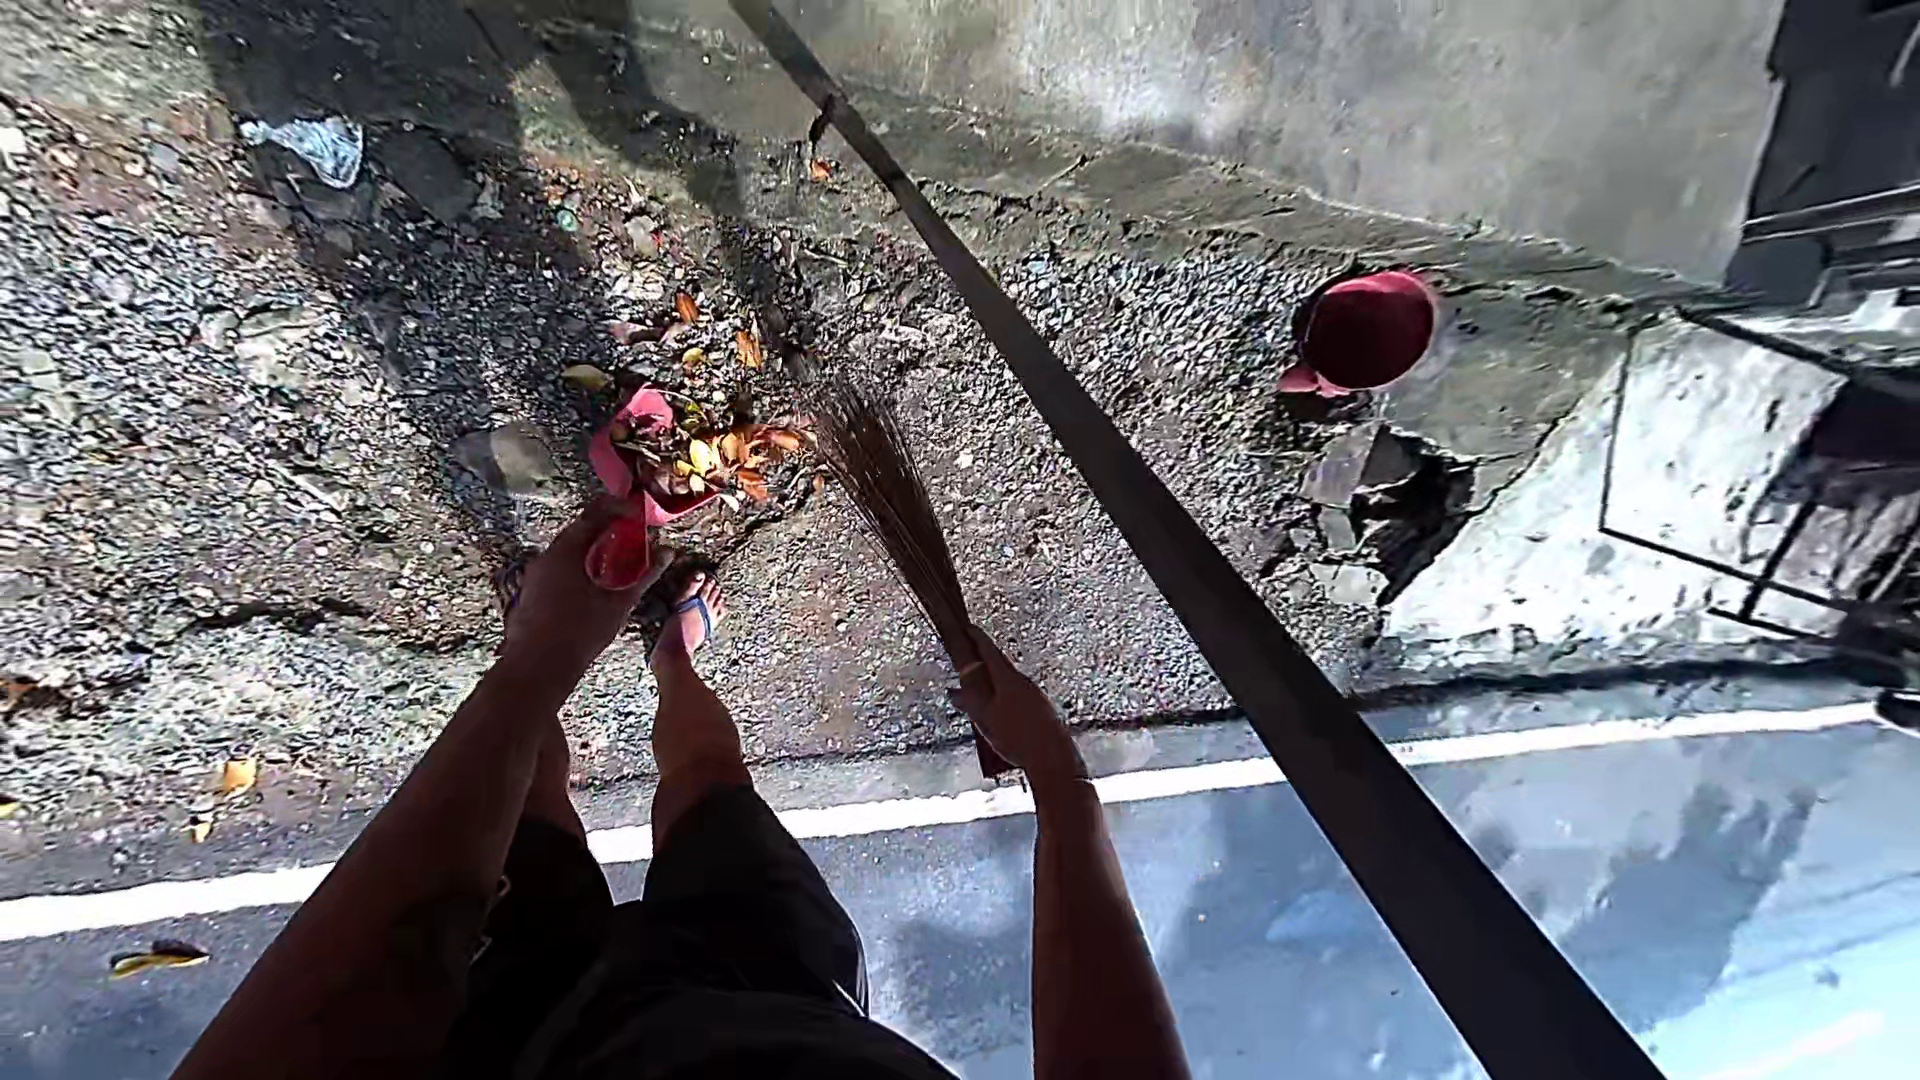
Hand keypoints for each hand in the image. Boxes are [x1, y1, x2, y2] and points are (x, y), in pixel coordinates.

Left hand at [501, 498, 665, 678]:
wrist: (538, 666)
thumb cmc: (581, 631)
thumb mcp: (620, 602)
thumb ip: (646, 574)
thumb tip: (668, 552)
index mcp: (566, 553)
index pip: (593, 515)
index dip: (618, 509)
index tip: (639, 513)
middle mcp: (546, 557)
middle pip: (580, 530)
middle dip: (609, 527)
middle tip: (635, 533)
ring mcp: (537, 574)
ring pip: (570, 548)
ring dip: (597, 546)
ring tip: (622, 555)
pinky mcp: (535, 590)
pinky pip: (562, 565)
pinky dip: (585, 562)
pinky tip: (601, 578)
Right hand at [951, 626, 1086, 785]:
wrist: (1053, 759)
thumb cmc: (1018, 738)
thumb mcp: (986, 720)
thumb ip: (970, 703)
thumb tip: (954, 691)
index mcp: (1008, 679)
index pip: (989, 650)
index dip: (977, 637)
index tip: (967, 628)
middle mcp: (1023, 681)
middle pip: (999, 664)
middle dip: (983, 659)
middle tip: (968, 657)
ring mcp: (1034, 694)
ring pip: (1008, 680)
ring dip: (993, 679)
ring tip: (979, 690)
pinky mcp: (1041, 708)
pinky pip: (1017, 693)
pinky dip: (1003, 694)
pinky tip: (999, 709)